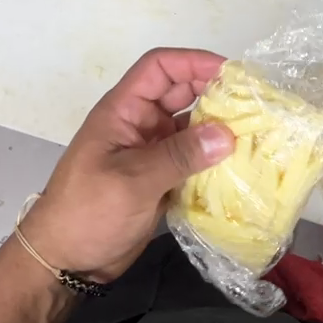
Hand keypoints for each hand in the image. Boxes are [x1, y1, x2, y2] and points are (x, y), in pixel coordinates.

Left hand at [20, 48, 235, 283]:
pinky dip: (213, 159)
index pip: (159, 68)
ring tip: (256, 133)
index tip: (231, 72)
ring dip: (218, 128)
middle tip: (254, 104)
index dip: (193, 61)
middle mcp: (139, 124)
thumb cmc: (87, 212)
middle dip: (214, 93)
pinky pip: (191, 159)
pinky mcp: (160, 179)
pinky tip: (240, 165)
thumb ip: (179, 156)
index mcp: (123, 111)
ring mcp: (149, 152)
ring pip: (190, 127)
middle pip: (180, 93)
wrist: (66, 260)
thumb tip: (227, 134)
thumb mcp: (133, 181)